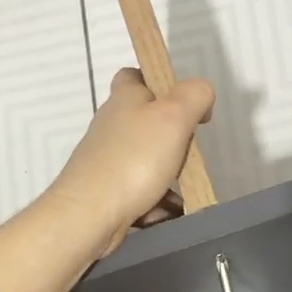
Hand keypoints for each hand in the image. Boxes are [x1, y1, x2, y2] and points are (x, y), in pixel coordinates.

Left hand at [47, 68, 214, 254]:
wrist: (91, 215)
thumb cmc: (134, 160)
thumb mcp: (174, 116)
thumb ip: (195, 96)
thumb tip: (201, 94)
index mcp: (124, 99)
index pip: (134, 76)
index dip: (157, 82)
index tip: (180, 102)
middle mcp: (111, 126)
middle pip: (146, 124)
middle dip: (172, 140)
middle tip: (190, 152)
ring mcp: (106, 161)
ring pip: (146, 162)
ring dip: (169, 178)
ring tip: (185, 192)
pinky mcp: (106, 192)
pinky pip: (140, 193)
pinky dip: (156, 203)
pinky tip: (168, 214)